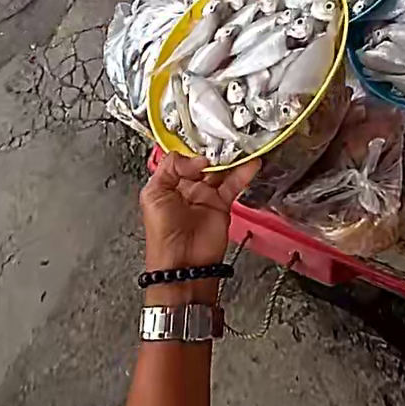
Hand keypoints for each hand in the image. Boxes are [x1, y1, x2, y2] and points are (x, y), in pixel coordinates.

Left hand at [141, 155, 258, 276]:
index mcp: (168, 182)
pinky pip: (233, 185)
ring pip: (219, 171)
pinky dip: (243, 173)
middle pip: (203, 162)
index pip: (181, 158)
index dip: (190, 152)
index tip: (199, 151)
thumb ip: (171, 168)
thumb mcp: (154, 193)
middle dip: (212, 152)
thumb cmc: (162, 233)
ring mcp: (205, 195)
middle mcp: (186, 187)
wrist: (182, 262)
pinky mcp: (221, 204)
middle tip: (222, 142)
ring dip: (229, 159)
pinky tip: (250, 164)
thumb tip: (196, 160)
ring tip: (239, 148)